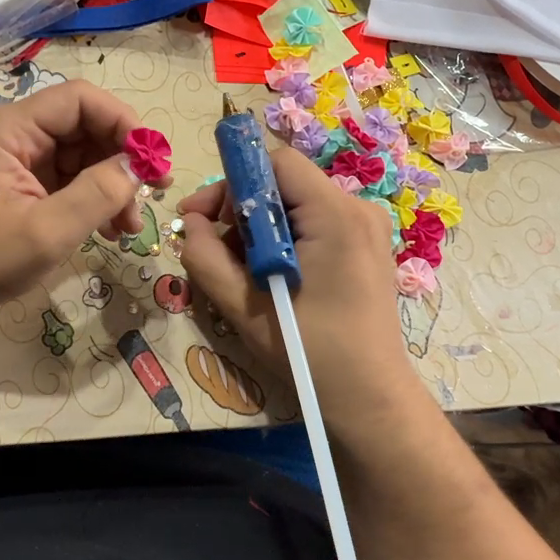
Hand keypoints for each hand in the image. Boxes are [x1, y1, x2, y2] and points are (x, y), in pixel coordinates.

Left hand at [0, 80, 163, 315]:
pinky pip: (73, 178)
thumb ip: (97, 194)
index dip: (121, 121)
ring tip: (130, 226)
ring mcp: (21, 160)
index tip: (151, 159)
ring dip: (114, 184)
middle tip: (154, 194)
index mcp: (12, 129)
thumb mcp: (47, 230)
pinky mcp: (26, 184)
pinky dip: (96, 198)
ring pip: (84, 153)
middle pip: (86, 125)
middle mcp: (17, 135)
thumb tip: (139, 166)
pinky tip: (112, 230)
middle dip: (122, 157)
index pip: (80, 99)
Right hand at [177, 144, 428, 438]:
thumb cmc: (308, 349)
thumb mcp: (242, 305)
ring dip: (256, 227)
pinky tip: (266, 274)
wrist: (369, 397)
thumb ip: (206, 256)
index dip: (232, 181)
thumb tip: (190, 223)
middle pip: (282, 182)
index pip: (275, 162)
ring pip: (293, 203)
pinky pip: (310, 222)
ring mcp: (365, 228)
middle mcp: (357, 210)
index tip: (203, 217)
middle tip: (210, 245)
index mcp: (335, 216)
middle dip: (239, 208)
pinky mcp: (364, 246)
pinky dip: (279, 238)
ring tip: (237, 268)